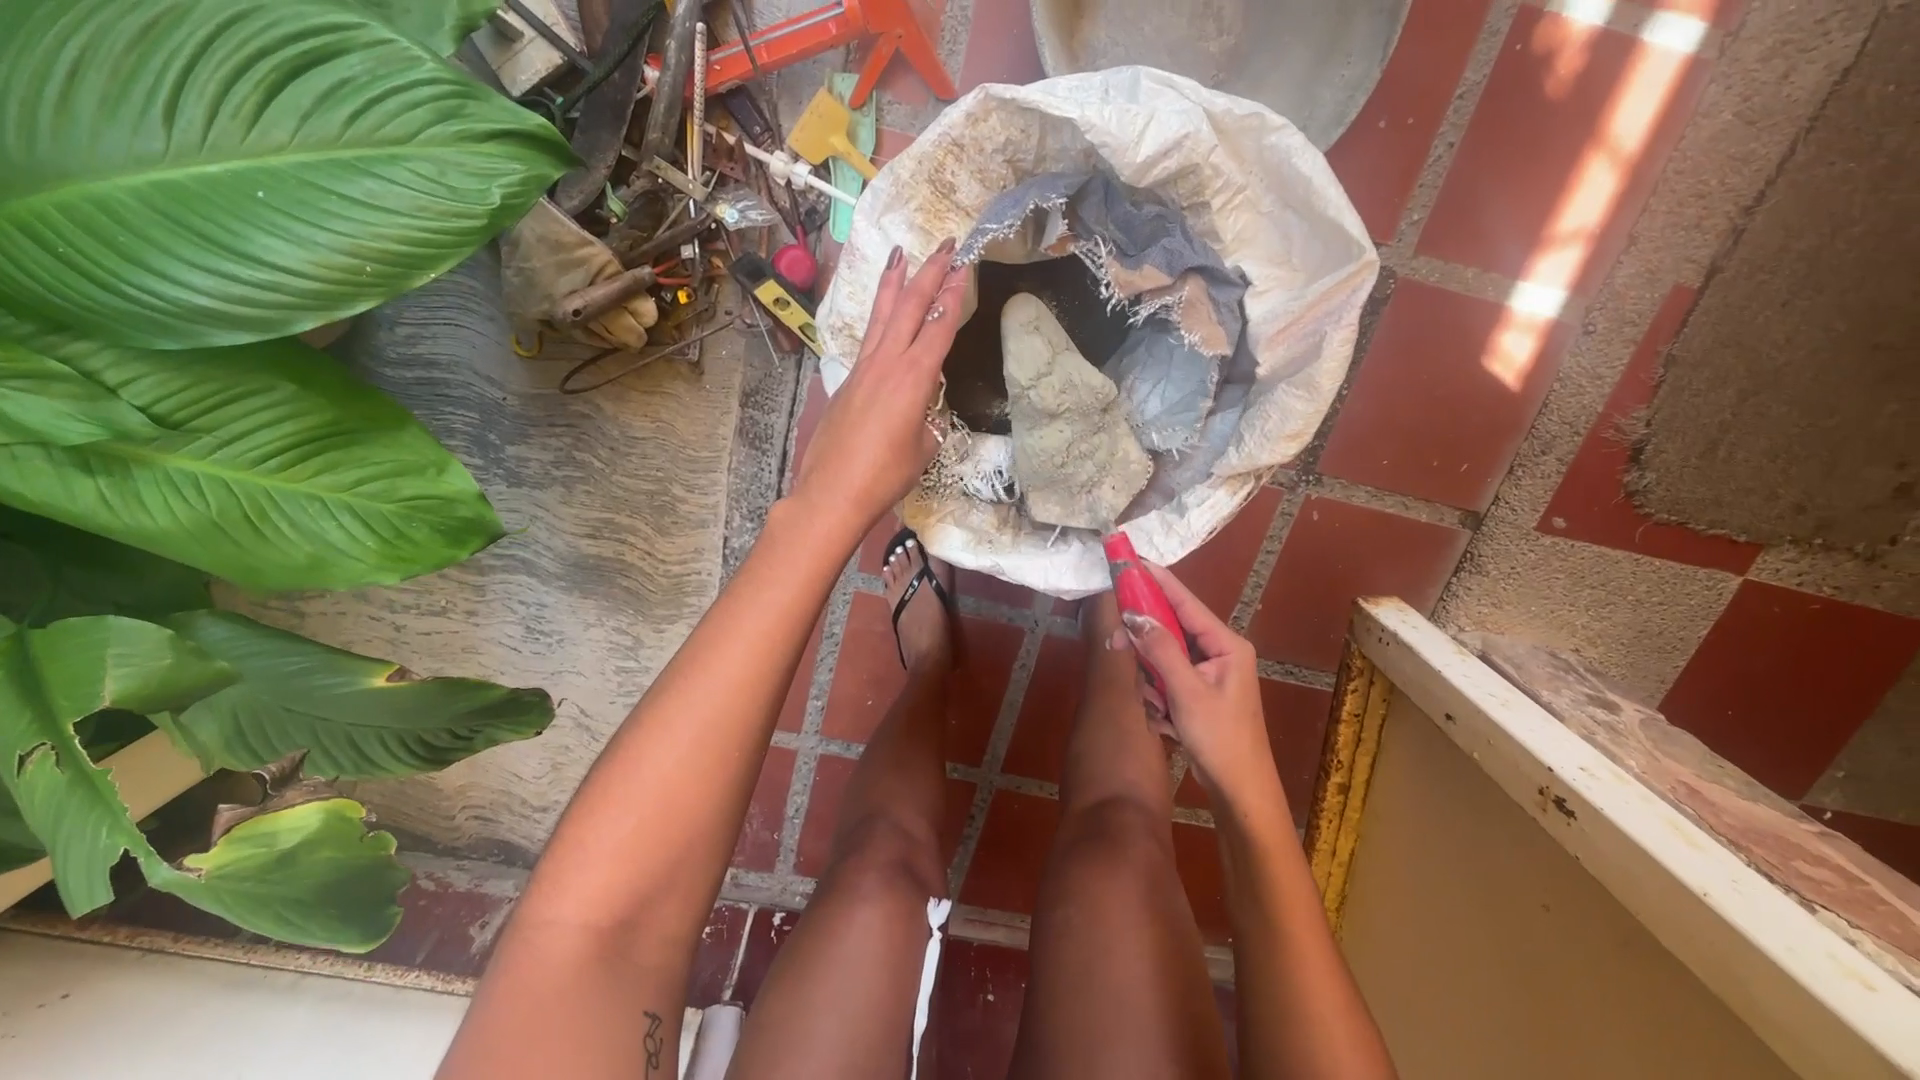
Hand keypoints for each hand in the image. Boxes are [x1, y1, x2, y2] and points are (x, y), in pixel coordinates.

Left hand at [792, 238, 965, 534]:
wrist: (832, 491)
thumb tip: (926, 415)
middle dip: (930, 272)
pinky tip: (882, 313)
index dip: (953, 293)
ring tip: (901, 253)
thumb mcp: (922, 450)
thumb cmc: (884, 476)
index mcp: (914, 377)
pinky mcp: (847, 381)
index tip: (964, 264)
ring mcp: (863, 369)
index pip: (939, 325)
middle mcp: (887, 363)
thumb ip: (929, 423)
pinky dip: (879, 315)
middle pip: (910, 306)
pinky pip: (868, 337)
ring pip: (882, 314)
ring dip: (895, 282)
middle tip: (946, 245)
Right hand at [1115, 563, 1283, 809]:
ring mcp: (1211, 674)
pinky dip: (1160, 696)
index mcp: (1226, 645)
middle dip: (1147, 642)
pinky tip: (1166, 720)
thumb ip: (1160, 649)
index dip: (1157, 580)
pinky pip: (1169, 680)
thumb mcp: (1186, 692)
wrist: (1241, 789)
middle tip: (1119, 642)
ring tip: (1160, 707)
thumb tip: (1135, 614)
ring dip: (1154, 679)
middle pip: (1173, 629)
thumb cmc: (1220, 738)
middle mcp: (1220, 653)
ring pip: (1166, 657)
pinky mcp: (1201, 694)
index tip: (1132, 560)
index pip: (1186, 602)